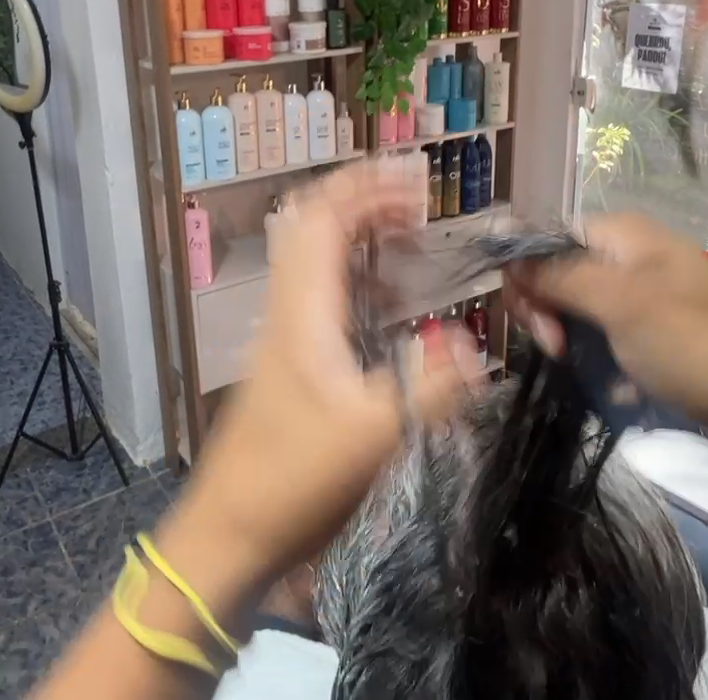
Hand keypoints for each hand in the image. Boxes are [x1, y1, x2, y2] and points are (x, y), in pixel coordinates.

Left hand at [173, 162, 478, 576]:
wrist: (231, 529)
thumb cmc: (294, 479)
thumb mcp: (374, 435)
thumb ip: (431, 387)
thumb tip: (475, 346)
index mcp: (303, 309)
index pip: (325, 218)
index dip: (366, 186)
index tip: (414, 178)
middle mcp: (289, 308)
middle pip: (315, 226)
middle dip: (365, 201)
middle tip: (417, 204)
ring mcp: (285, 332)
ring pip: (317, 258)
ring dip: (359, 235)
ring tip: (408, 236)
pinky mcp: (290, 360)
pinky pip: (323, 294)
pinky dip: (356, 276)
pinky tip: (389, 299)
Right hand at [504, 214, 707, 480]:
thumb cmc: (705, 346)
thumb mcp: (621, 304)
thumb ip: (557, 276)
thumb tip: (508, 259)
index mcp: (623, 236)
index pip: (545, 240)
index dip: (526, 277)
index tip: (538, 325)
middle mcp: (634, 262)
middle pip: (559, 278)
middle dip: (550, 318)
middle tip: (561, 354)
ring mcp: (653, 304)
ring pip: (584, 318)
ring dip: (579, 351)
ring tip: (600, 380)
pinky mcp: (668, 345)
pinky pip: (615, 349)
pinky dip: (609, 372)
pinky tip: (623, 395)